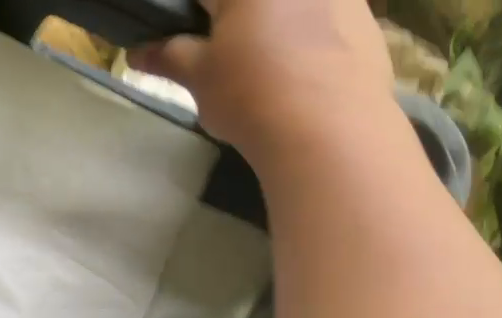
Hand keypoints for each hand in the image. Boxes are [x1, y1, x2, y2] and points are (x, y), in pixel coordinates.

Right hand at [131, 0, 395, 165]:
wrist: (326, 123)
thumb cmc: (249, 92)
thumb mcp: (197, 76)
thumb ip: (168, 56)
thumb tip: (137, 51)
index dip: (185, 16)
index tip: (177, 41)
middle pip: (248, 4)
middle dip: (227, 22)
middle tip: (215, 56)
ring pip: (286, 8)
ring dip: (268, 26)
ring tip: (257, 67)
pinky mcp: (363, 14)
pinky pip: (320, 17)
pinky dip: (301, 36)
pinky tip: (291, 72)